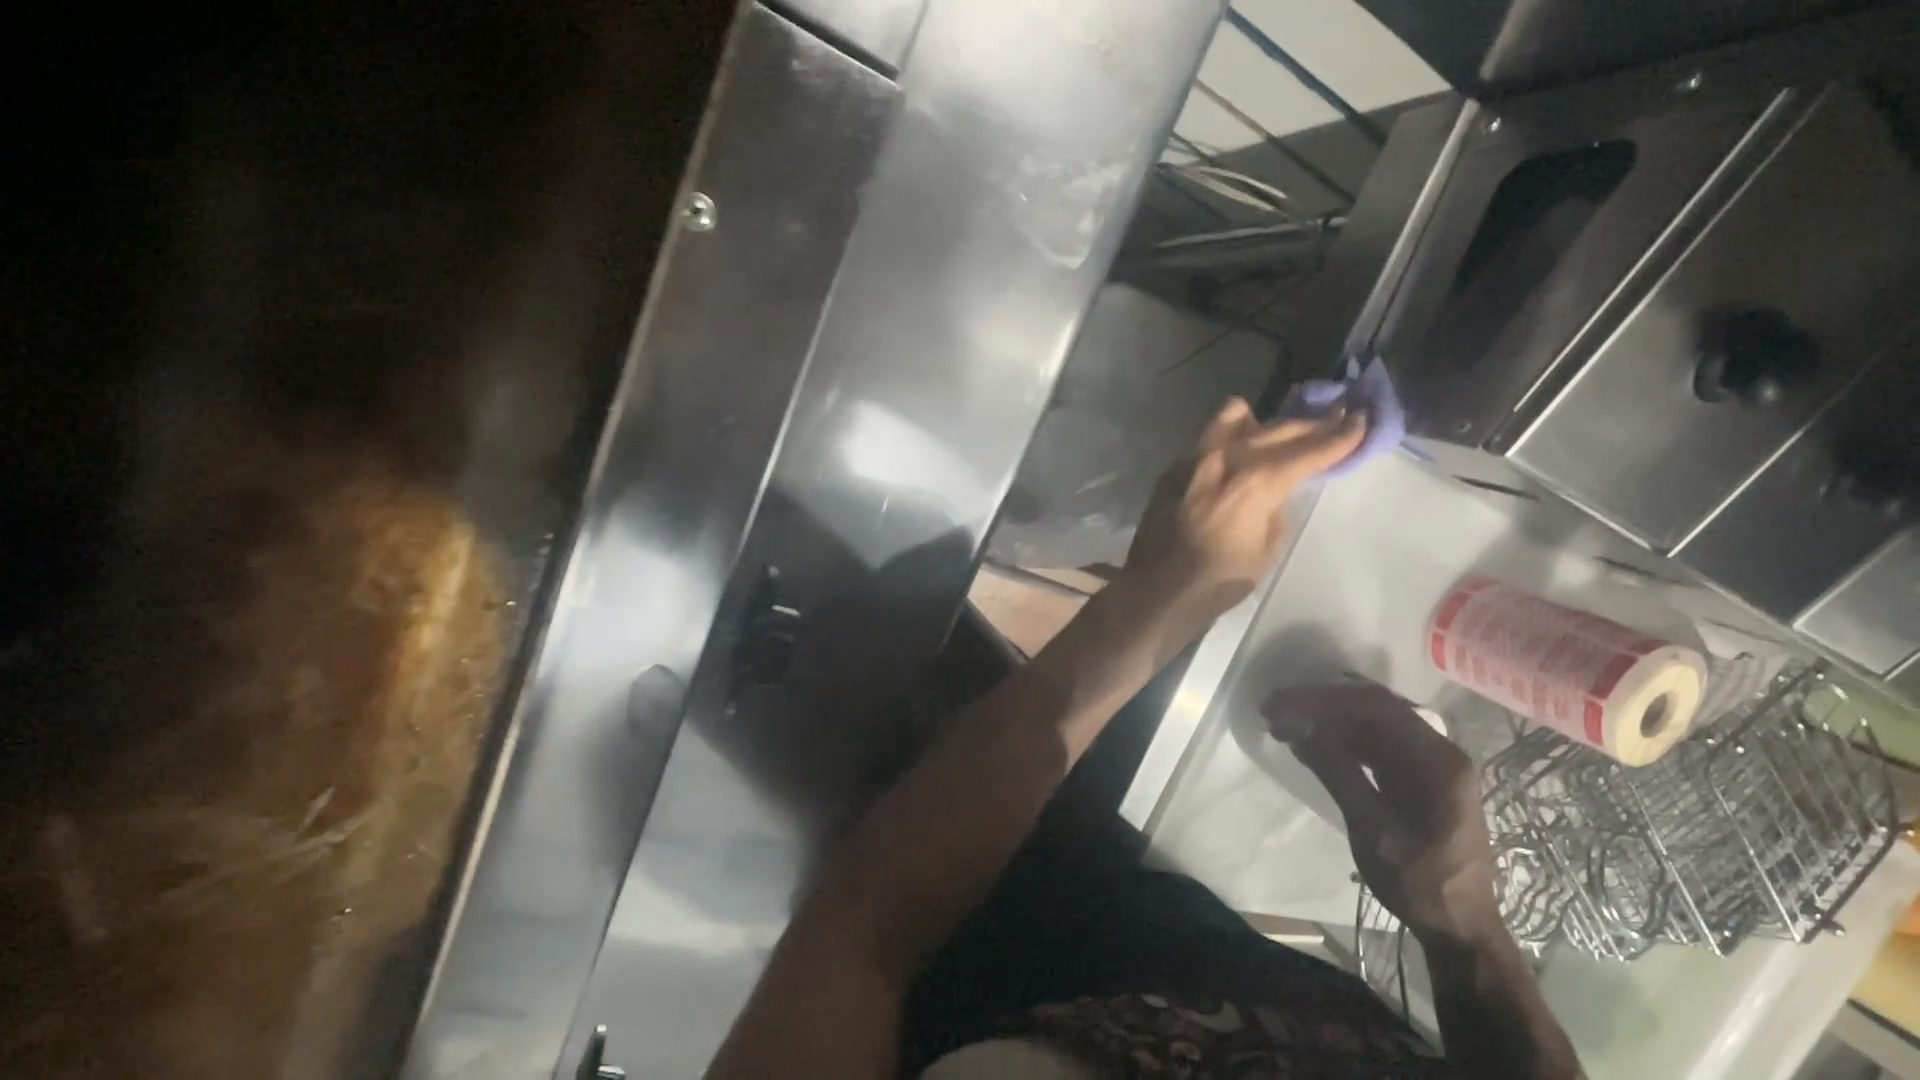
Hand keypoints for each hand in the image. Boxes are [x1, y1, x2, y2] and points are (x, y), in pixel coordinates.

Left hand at [1124, 397, 1364, 620]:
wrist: (1158, 588)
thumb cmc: (1219, 580)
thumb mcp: (1267, 548)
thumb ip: (1277, 506)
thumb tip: (1279, 486)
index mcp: (1255, 481)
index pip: (1307, 451)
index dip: (1339, 437)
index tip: (1362, 420)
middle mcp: (1225, 458)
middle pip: (1277, 429)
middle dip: (1312, 424)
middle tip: (1339, 415)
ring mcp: (1195, 457)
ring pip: (1235, 417)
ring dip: (1266, 422)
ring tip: (1283, 430)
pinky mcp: (1174, 466)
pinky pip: (1209, 436)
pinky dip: (1232, 435)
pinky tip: (1242, 447)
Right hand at [1264, 681, 1503, 948]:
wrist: (1459, 927)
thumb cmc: (1418, 881)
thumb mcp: (1371, 828)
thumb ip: (1337, 772)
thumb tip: (1297, 728)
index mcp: (1437, 759)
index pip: (1374, 707)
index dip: (1322, 700)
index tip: (1278, 705)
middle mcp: (1438, 751)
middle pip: (1374, 710)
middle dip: (1321, 705)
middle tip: (1273, 711)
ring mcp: (1431, 765)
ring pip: (1372, 726)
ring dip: (1328, 722)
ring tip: (1283, 726)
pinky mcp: (1419, 780)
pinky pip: (1376, 747)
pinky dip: (1342, 742)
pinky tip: (1311, 745)